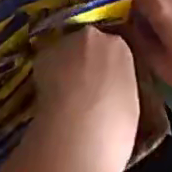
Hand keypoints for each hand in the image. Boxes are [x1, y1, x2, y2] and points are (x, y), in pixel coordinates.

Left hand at [17, 27, 139, 171]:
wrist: (77, 135)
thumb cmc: (115, 127)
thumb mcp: (129, 103)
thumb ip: (118, 83)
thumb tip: (107, 86)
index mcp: (119, 46)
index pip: (114, 49)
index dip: (108, 67)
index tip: (106, 84)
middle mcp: (91, 36)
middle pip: (88, 43)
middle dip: (86, 59)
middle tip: (85, 86)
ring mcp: (63, 43)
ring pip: (66, 50)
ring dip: (66, 64)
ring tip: (66, 94)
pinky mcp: (41, 56)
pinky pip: (48, 62)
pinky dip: (49, 74)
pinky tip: (51, 97)